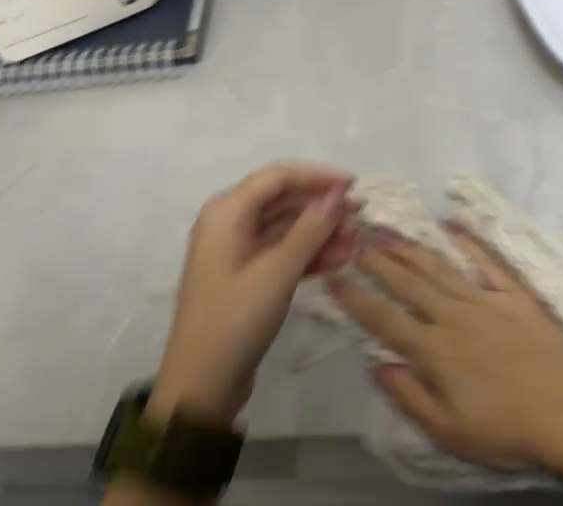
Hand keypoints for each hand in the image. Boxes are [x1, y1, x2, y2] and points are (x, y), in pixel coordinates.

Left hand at [151, 162, 357, 425]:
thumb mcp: (277, 273)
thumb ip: (310, 229)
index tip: (354, 186)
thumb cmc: (235, 320)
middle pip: (283, 200)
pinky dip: (308, 254)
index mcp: (226, 211)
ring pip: (286, 228)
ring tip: (356, 241)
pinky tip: (339, 260)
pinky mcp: (247, 275)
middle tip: (361, 216)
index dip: (317, 177)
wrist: (201, 385)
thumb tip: (338, 193)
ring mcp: (237, 250)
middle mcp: (229, 222)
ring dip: (320, 232)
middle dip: (322, 207)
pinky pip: (282, 252)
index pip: (278, 177)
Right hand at [331, 224, 562, 469]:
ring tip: (388, 230)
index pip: (386, 319)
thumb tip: (377, 367)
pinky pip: (486, 262)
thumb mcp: (449, 431)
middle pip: (409, 283)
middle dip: (378, 260)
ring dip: (411, 248)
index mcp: (434, 350)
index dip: (357, 299)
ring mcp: (485, 300)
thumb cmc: (506, 429)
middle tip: (355, 236)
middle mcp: (453, 316)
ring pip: (440, 267)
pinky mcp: (514, 295)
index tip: (333, 277)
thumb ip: (410, 396)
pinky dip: (466, 242)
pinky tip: (450, 226)